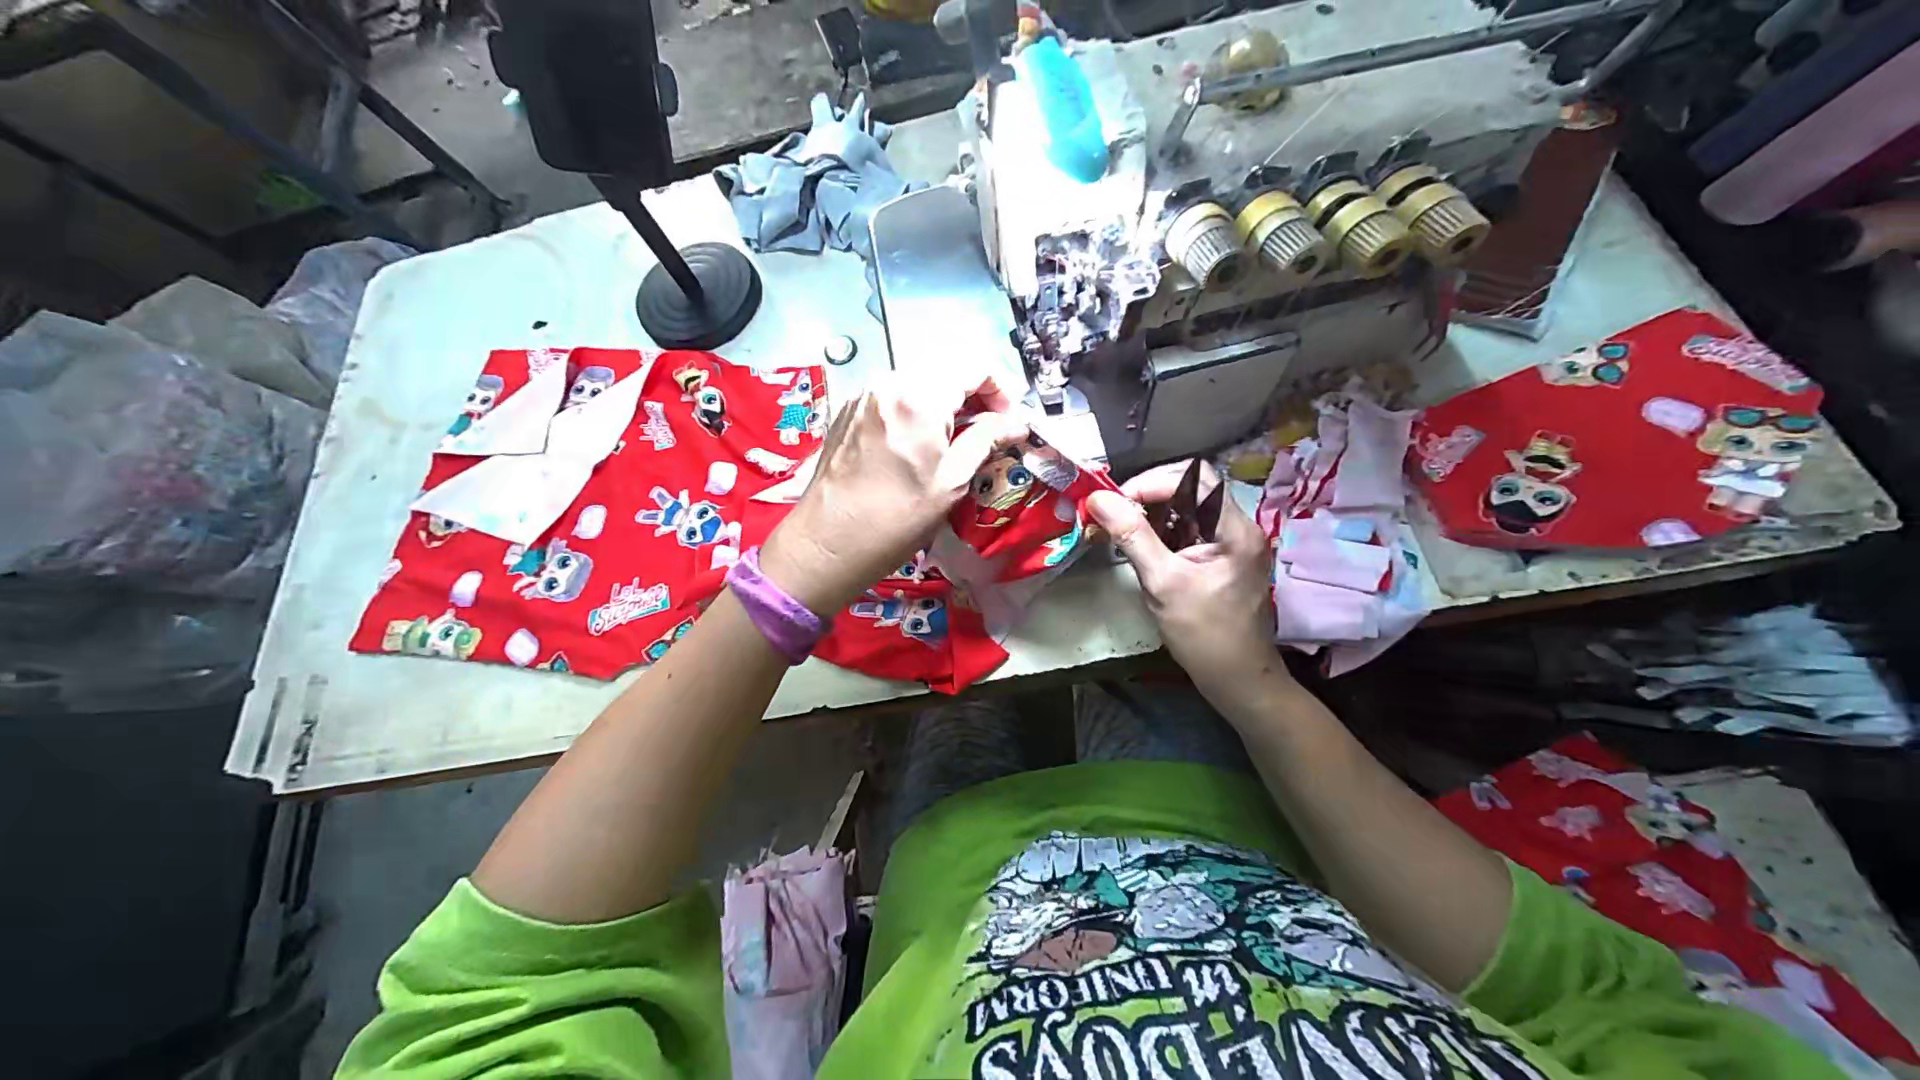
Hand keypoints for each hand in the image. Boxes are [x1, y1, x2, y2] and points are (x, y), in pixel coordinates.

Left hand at [760, 370, 1022, 614]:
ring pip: (918, 381)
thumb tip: (1016, 422)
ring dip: (944, 402)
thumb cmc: (896, 519)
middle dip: (972, 394)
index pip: (973, 366)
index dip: (1000, 388)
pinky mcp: (848, 410)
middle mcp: (887, 382)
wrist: (828, 543)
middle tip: (987, 429)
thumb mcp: (952, 482)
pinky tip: (919, 443)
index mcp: (918, 396)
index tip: (1008, 418)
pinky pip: (893, 396)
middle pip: (945, 369)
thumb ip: (986, 440)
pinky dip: (915, 409)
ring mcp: (863, 394)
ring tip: (954, 440)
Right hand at [1084, 461, 1279, 690]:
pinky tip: (1139, 547)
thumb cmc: (1204, 635)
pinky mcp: (1220, 559)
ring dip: (1152, 515)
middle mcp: (1239, 528)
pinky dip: (1161, 533)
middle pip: (1191, 490)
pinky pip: (1189, 532)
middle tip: (1114, 514)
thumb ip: (1132, 536)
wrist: (1237, 680)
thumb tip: (1098, 499)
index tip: (1116, 503)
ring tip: (1120, 530)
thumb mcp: (1163, 582)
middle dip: (1148, 497)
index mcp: (1235, 529)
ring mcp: (1231, 544)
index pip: (1195, 479)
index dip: (1152, 483)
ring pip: (1187, 510)